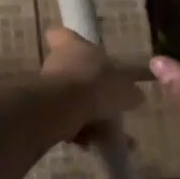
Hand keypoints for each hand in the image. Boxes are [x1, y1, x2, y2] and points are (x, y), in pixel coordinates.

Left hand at [40, 27, 142, 144]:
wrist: (64, 109)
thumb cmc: (97, 84)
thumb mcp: (125, 87)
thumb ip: (130, 90)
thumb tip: (136, 95)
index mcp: (73, 46)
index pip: (60, 34)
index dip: (67, 40)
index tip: (78, 50)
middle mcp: (56, 62)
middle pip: (71, 72)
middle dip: (89, 90)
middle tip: (109, 106)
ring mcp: (47, 86)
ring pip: (70, 100)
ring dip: (87, 116)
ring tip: (110, 134)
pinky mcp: (42, 109)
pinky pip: (65, 120)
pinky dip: (79, 131)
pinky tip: (97, 144)